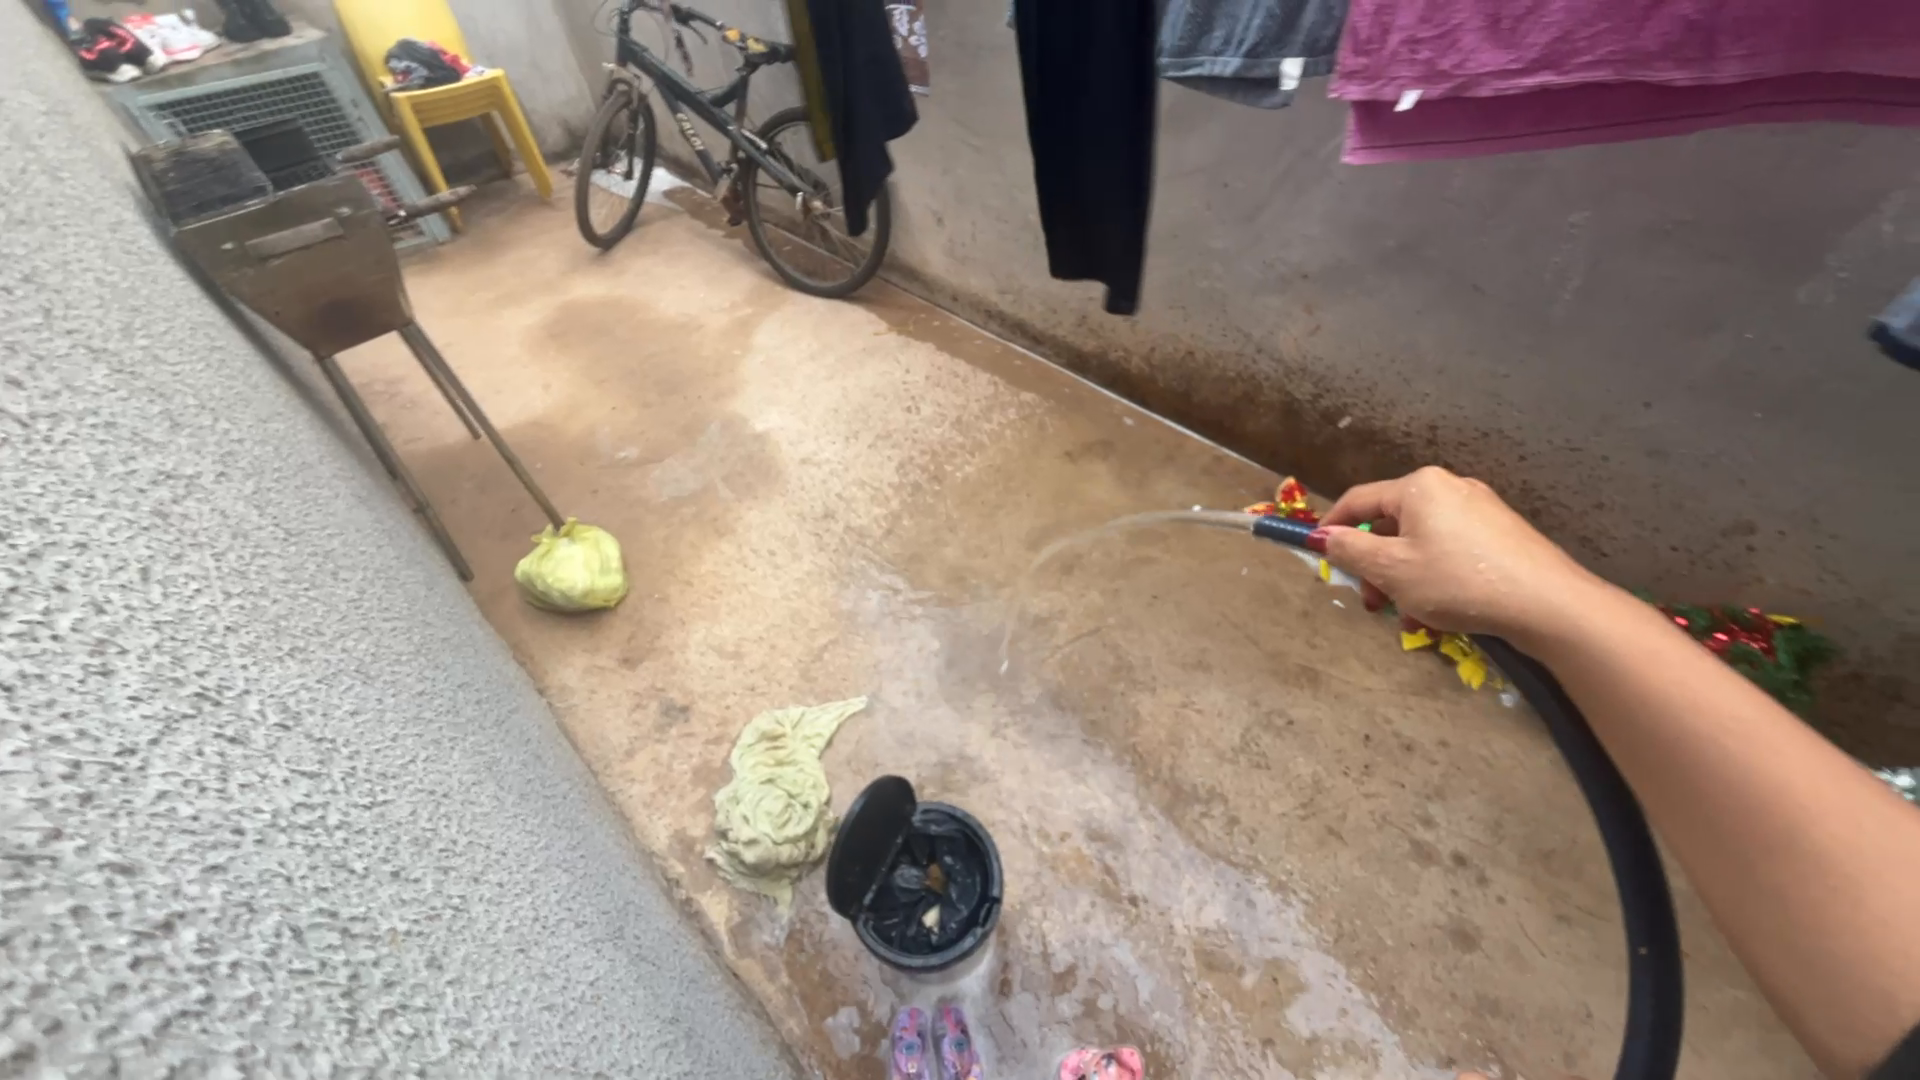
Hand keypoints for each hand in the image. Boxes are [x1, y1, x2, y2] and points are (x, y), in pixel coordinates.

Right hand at [1316, 466, 1605, 649]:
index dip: (1332, 527)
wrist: (1549, 605)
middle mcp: (1449, 488)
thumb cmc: (1458, 580)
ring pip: (1418, 542)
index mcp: (1419, 487)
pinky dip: (1432, 577)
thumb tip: (1321, 537)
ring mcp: (1479, 510)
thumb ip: (1349, 550)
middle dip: (1374, 565)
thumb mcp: (1390, 569)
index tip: (1318, 555)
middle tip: (1371, 601)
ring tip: (1408, 616)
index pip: (1358, 500)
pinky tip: (1438, 611)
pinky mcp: (1500, 534)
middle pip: (1390, 524)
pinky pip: (1448, 550)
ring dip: (1402, 578)